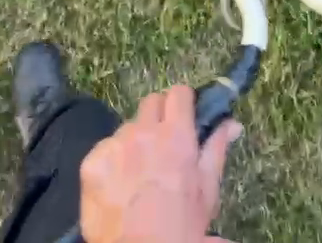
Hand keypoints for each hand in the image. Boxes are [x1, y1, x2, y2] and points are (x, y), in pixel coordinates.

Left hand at [79, 85, 243, 242]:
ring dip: (135, 141)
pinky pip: (104, 148)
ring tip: (140, 173)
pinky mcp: (91, 162)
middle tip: (164, 144)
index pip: (179, 93)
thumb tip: (230, 122)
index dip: (183, 101)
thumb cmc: (181, 228)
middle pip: (151, 102)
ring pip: (127, 127)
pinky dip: (112, 161)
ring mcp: (114, 145)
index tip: (185, 115)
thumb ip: (216, 149)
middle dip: (159, 116)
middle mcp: (143, 131)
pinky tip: (119, 185)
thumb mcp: (207, 192)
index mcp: (176, 136)